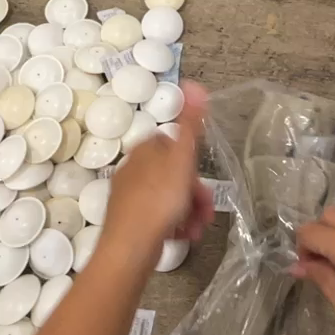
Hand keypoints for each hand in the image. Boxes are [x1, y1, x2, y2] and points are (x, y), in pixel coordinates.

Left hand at [102, 82, 213, 264]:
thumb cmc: (157, 202)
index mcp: (145, 150)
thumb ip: (190, 124)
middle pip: (173, 173)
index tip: (201, 174)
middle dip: (194, 190)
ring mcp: (130, 197)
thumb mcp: (181, 158)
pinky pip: (159, 216)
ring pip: (169, 197)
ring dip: (189, 210)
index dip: (191, 159)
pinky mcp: (131, 222)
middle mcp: (134, 170)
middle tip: (205, 206)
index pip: (172, 143)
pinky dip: (175, 224)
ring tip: (198, 225)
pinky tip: (183, 235)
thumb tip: (194, 85)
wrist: (130, 250)